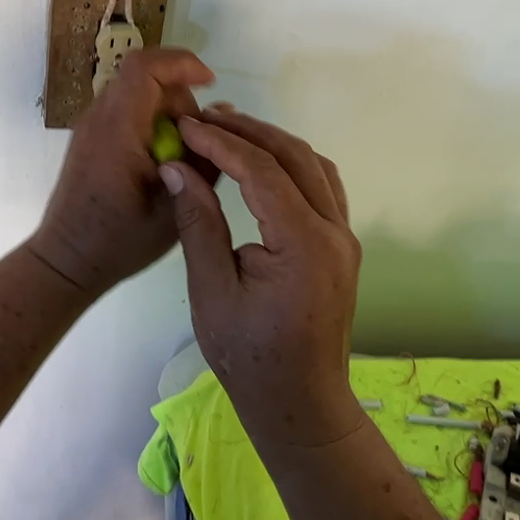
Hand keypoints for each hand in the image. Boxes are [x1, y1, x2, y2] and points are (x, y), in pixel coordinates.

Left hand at [29, 48, 216, 293]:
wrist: (67, 259)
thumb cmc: (120, 240)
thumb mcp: (175, 208)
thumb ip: (203, 160)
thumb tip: (220, 117)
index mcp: (118, 129)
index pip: (145, 68)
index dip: (182, 63)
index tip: (211, 82)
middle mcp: (99, 118)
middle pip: (143, 75)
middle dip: (179, 93)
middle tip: (200, 134)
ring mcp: (90, 126)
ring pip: (134, 91)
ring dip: (165, 108)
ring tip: (184, 151)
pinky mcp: (89, 138)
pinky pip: (124, 109)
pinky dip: (149, 119)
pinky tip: (163, 158)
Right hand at [160, 106, 363, 449]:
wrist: (299, 402)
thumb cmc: (248, 355)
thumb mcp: (211, 289)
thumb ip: (198, 222)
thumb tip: (176, 168)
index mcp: (303, 244)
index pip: (262, 171)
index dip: (221, 142)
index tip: (185, 126)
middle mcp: (334, 232)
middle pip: (294, 157)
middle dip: (247, 131)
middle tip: (204, 118)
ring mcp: (344, 238)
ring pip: (313, 166)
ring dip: (271, 142)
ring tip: (228, 129)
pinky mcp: (340, 246)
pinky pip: (322, 186)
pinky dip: (290, 163)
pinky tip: (262, 162)